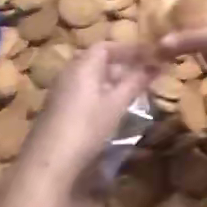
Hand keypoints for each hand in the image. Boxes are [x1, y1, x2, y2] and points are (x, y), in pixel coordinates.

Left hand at [15, 43, 155, 185]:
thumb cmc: (87, 126)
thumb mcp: (116, 103)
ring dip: (111, 81)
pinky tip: (112, 109)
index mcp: (83, 65)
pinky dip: (100, 93)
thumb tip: (156, 63)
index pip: (106, 47)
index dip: (128, 50)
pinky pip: (82, 90)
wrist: (50, 159)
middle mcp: (69, 72)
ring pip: (90, 77)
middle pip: (97, 60)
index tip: (149, 56)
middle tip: (144, 75)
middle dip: (122, 65)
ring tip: (133, 92)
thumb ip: (135, 81)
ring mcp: (61, 90)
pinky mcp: (58, 107)